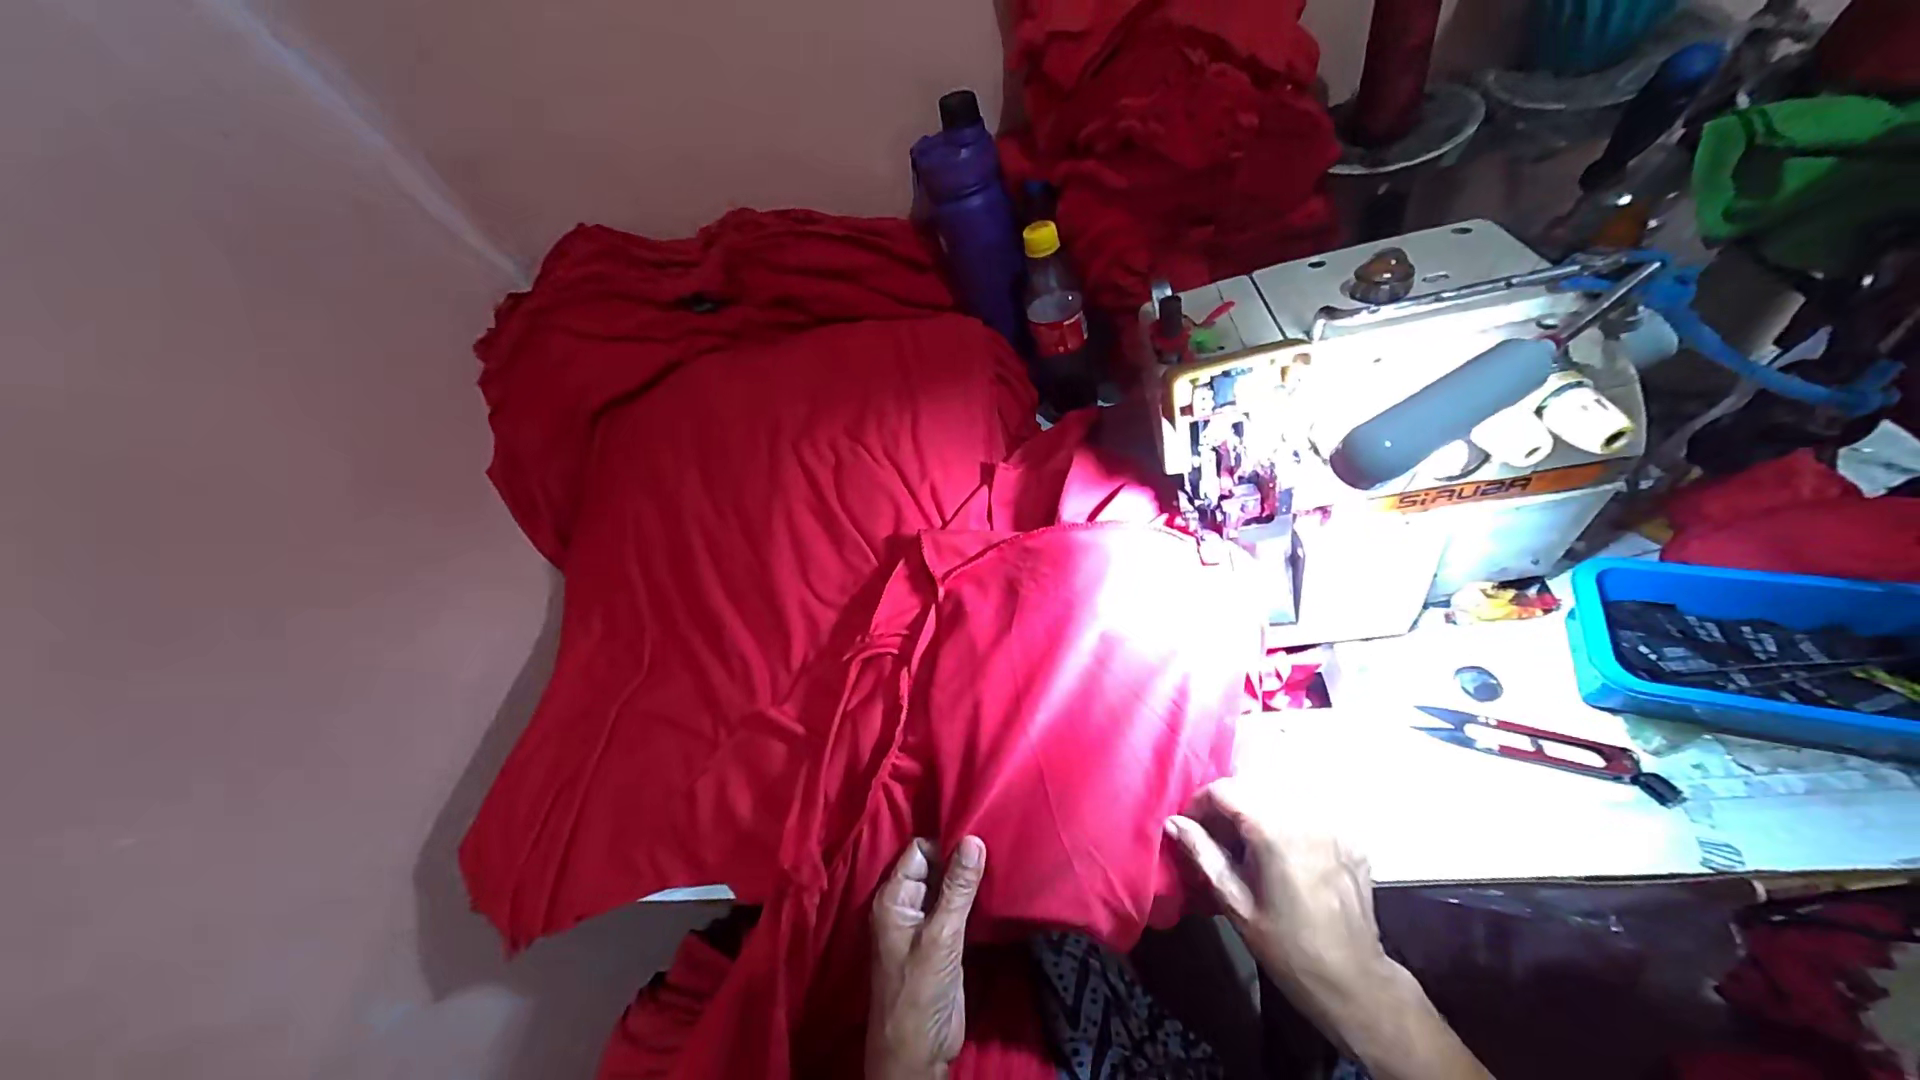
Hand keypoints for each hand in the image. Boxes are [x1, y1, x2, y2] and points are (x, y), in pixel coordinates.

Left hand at [867, 836, 985, 1079]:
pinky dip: (970, 899)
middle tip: (993, 848)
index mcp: (893, 898)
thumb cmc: (919, 992)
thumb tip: (974, 839)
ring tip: (998, 863)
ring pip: (946, 886)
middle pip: (933, 866)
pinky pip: (954, 906)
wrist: (917, 1054)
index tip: (976, 838)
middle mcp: (905, 905)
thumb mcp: (941, 936)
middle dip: (959, 859)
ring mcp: (922, 923)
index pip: (919, 851)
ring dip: (966, 879)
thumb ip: (958, 888)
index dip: (945, 844)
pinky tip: (991, 891)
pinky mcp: (940, 940)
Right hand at [1166, 778, 1492, 1079]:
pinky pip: (1304, 811)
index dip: (1200, 803)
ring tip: (1245, 841)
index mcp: (1276, 831)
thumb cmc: (1286, 946)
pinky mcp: (1349, 837)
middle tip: (1214, 835)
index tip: (1190, 827)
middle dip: (1226, 803)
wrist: (1353, 980)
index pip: (1225, 789)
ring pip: (1278, 793)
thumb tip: (1174, 822)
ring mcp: (1333, 825)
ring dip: (1254, 807)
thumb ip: (1203, 854)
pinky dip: (1283, 819)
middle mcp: (1307, 817)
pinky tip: (1279, 849)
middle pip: (1251, 785)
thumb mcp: (1235, 903)